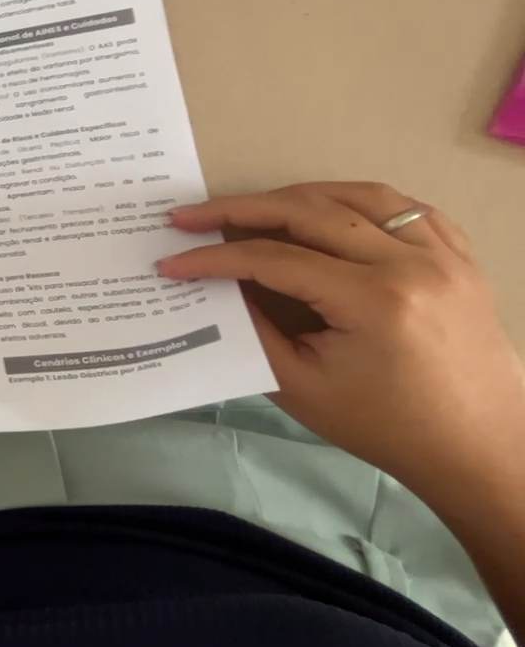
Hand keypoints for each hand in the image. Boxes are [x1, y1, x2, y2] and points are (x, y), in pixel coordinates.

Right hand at [157, 182, 524, 497]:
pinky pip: (407, 210)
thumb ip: (248, 323)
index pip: (270, 258)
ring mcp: (446, 260)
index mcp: (374, 300)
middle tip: (186, 216)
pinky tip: (322, 214)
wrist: (478, 450)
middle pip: (308, 212)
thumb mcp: (293, 380)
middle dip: (236, 209)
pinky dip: (356, 203)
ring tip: (248, 208)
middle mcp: (415, 267)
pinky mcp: (462, 264)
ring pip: (359, 197)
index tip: (168, 265)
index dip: (209, 258)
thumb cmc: (380, 423)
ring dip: (294, 196)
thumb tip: (210, 282)